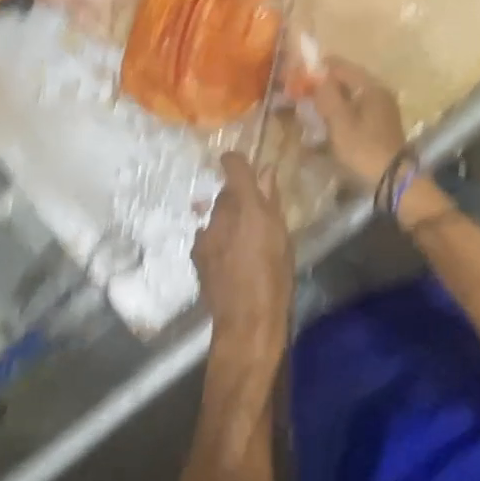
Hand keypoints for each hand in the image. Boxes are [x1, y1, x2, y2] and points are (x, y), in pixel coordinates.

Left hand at [193, 152, 292, 352]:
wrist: (247, 319)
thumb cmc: (275, 277)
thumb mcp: (283, 237)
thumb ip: (272, 201)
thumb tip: (267, 171)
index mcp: (248, 205)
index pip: (234, 165)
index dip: (236, 161)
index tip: (242, 165)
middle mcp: (222, 214)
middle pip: (226, 194)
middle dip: (238, 199)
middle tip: (255, 218)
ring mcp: (205, 234)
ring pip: (216, 216)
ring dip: (227, 222)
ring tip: (243, 244)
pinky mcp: (196, 254)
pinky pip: (208, 236)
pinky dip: (217, 240)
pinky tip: (229, 259)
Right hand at [309, 58, 407, 189]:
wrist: (392, 179)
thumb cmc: (363, 148)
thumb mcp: (340, 121)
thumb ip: (328, 95)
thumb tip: (318, 76)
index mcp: (371, 86)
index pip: (341, 66)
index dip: (319, 69)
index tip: (299, 76)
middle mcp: (379, 91)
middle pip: (347, 79)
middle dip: (326, 85)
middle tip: (304, 94)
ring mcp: (382, 107)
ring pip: (352, 95)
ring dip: (334, 99)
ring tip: (314, 108)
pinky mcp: (381, 123)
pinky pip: (358, 108)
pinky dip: (343, 111)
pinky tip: (331, 121)